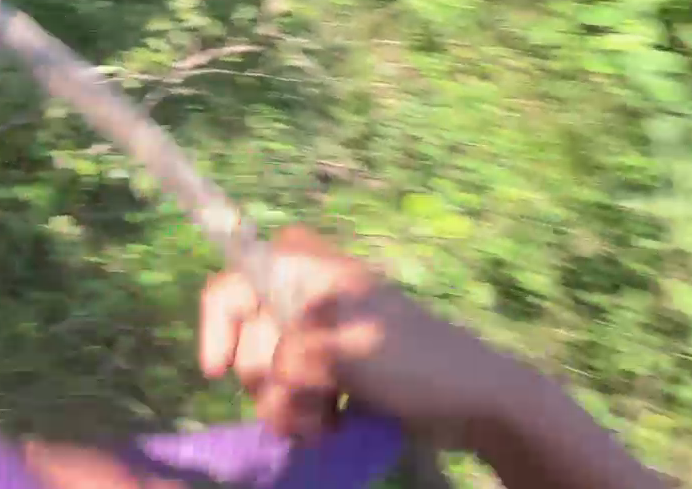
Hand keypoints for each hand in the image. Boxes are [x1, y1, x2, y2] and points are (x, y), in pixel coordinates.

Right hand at [198, 227, 533, 449]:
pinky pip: (282, 394)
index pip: (230, 286)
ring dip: (287, 405)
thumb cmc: (413, 358)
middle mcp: (292, 291)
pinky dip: (300, 415)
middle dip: (270, 380)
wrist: (475, 401)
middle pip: (244, 338)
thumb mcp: (346, 349)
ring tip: (324, 419)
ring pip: (260, 372)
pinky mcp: (317, 366)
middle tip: (309, 401)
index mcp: (297, 267)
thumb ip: (292, 357)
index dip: (216, 328)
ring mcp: (304, 330)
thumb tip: (268, 383)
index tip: (218, 374)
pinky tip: (330, 423)